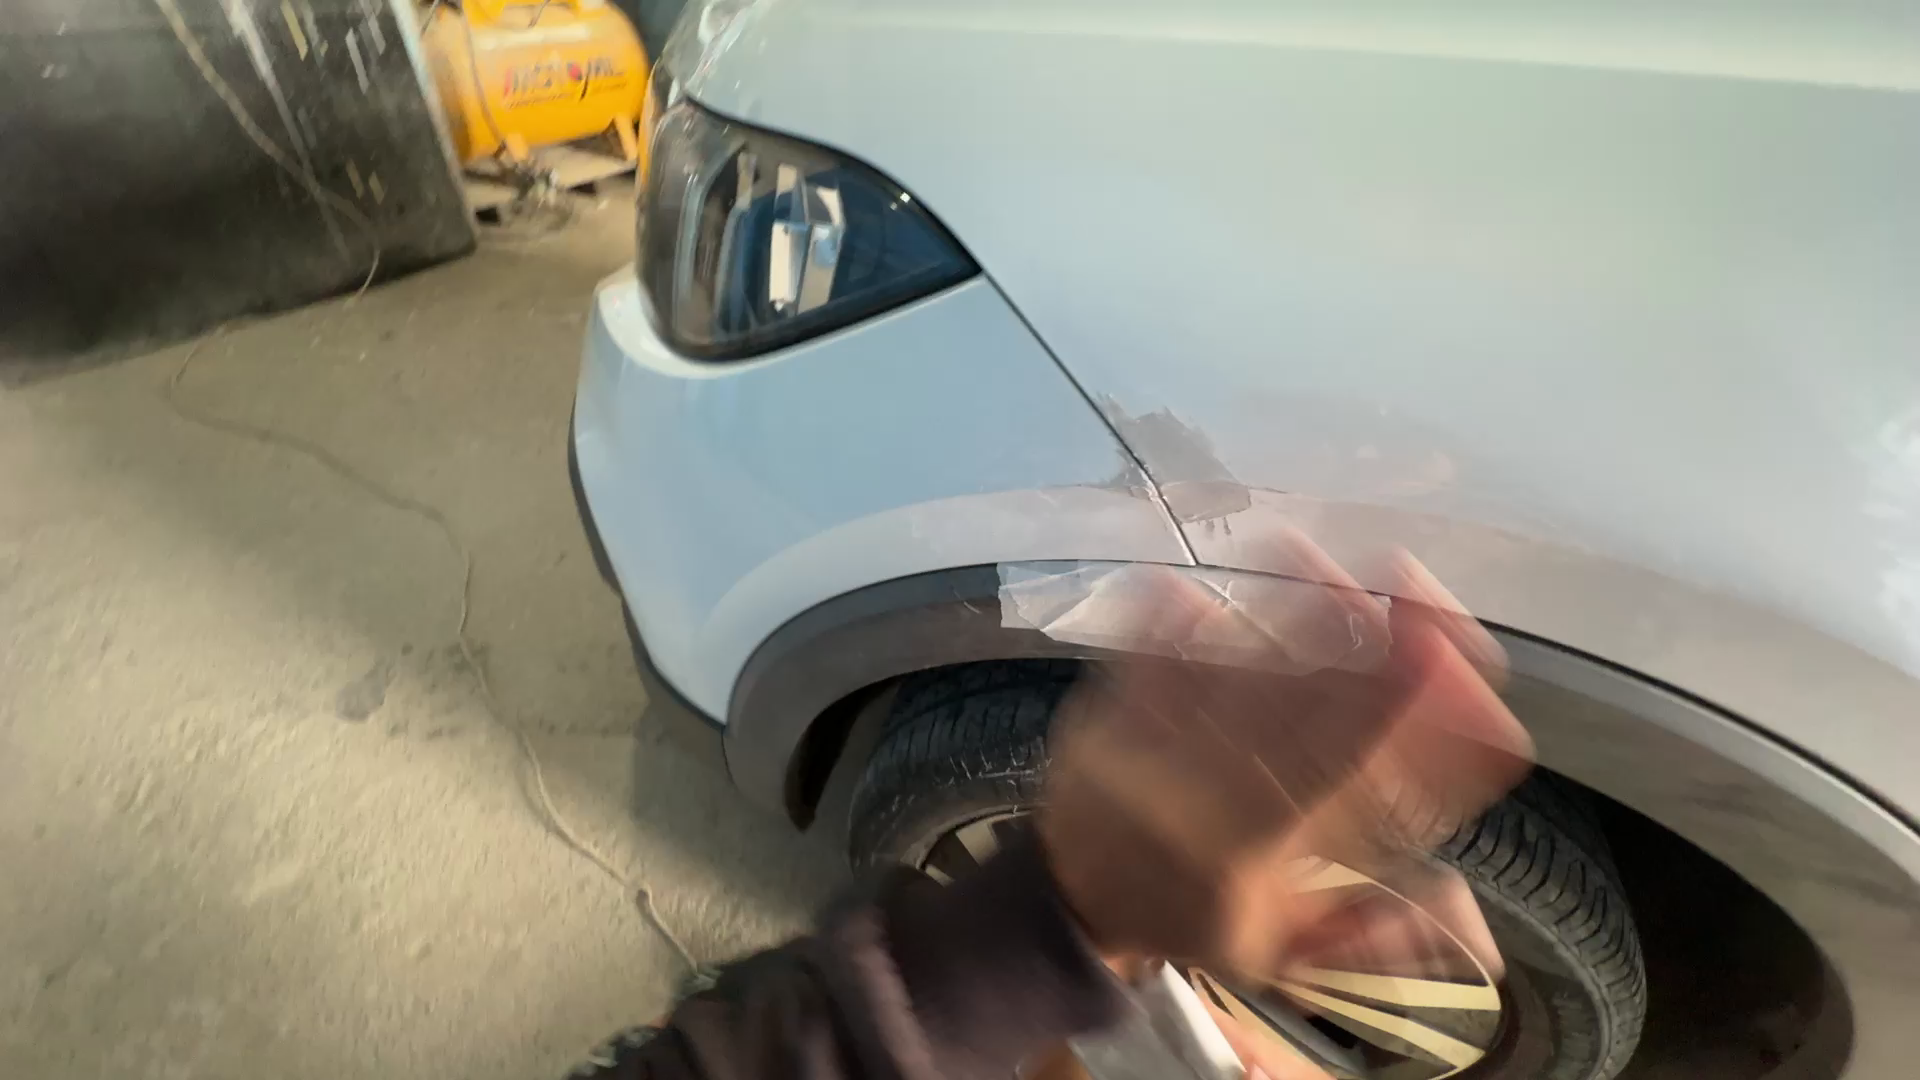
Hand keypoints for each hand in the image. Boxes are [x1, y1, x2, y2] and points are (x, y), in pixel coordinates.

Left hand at [1036, 534, 1531, 979]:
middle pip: (1279, 699)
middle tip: (1403, 578)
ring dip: (1260, 606)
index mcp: (1243, 849)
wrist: (1068, 895)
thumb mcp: (1273, 951)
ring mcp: (1136, 740)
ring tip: (1304, 549)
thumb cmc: (1183, 913)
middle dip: (1347, 638)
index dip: (1383, 705)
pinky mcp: (1097, 710)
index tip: (1439, 648)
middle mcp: (1188, 787)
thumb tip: (1466, 904)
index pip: (1328, 766)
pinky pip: (1133, 654)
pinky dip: (1163, 615)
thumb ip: (1363, 928)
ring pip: (1213, 663)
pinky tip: (1187, 581)